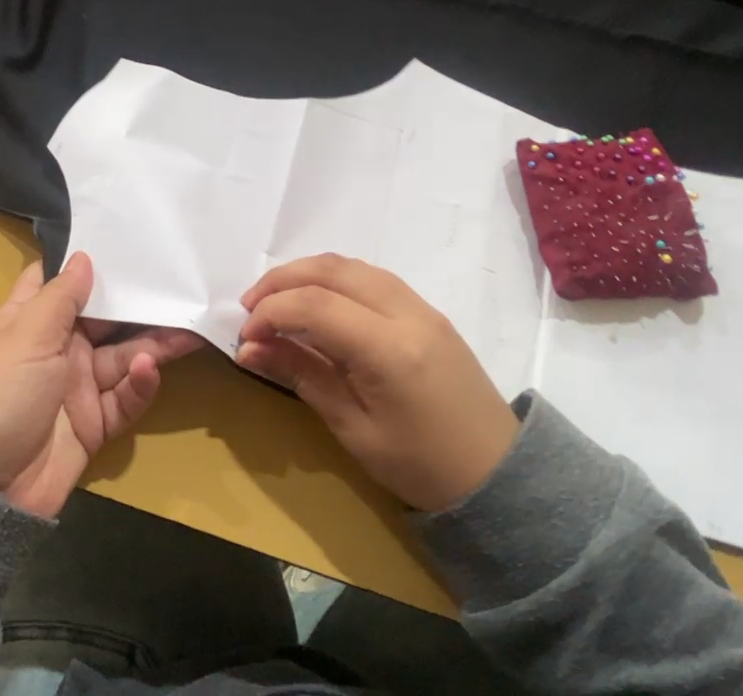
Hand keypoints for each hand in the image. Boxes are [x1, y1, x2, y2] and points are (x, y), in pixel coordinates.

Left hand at [0, 252, 203, 518]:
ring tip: (187, 327)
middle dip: (137, 304)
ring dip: (153, 343)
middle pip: (103, 320)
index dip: (85, 263)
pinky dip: (141, 384)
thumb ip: (59, 299)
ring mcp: (75, 388)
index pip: (57, 284)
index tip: (125, 240)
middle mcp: (55, 350)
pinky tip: (151, 369)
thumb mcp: (24, 340)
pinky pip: (125, 398)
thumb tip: (83, 256)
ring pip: (123, 357)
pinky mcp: (94, 424)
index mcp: (29, 323)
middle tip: (180, 284)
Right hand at [236, 254, 519, 512]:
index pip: (315, 305)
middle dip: (283, 280)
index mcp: (390, 349)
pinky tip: (317, 303)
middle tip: (250, 307)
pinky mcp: (428, 312)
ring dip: (308, 274)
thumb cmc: (420, 465)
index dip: (271, 313)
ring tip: (276, 301)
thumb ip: (302, 376)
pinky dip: (336, 280)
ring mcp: (422, 307)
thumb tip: (249, 349)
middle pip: (333, 270)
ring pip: (354, 266)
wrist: (497, 475)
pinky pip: (373, 277)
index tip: (245, 337)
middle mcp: (408, 313)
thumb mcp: (353, 428)